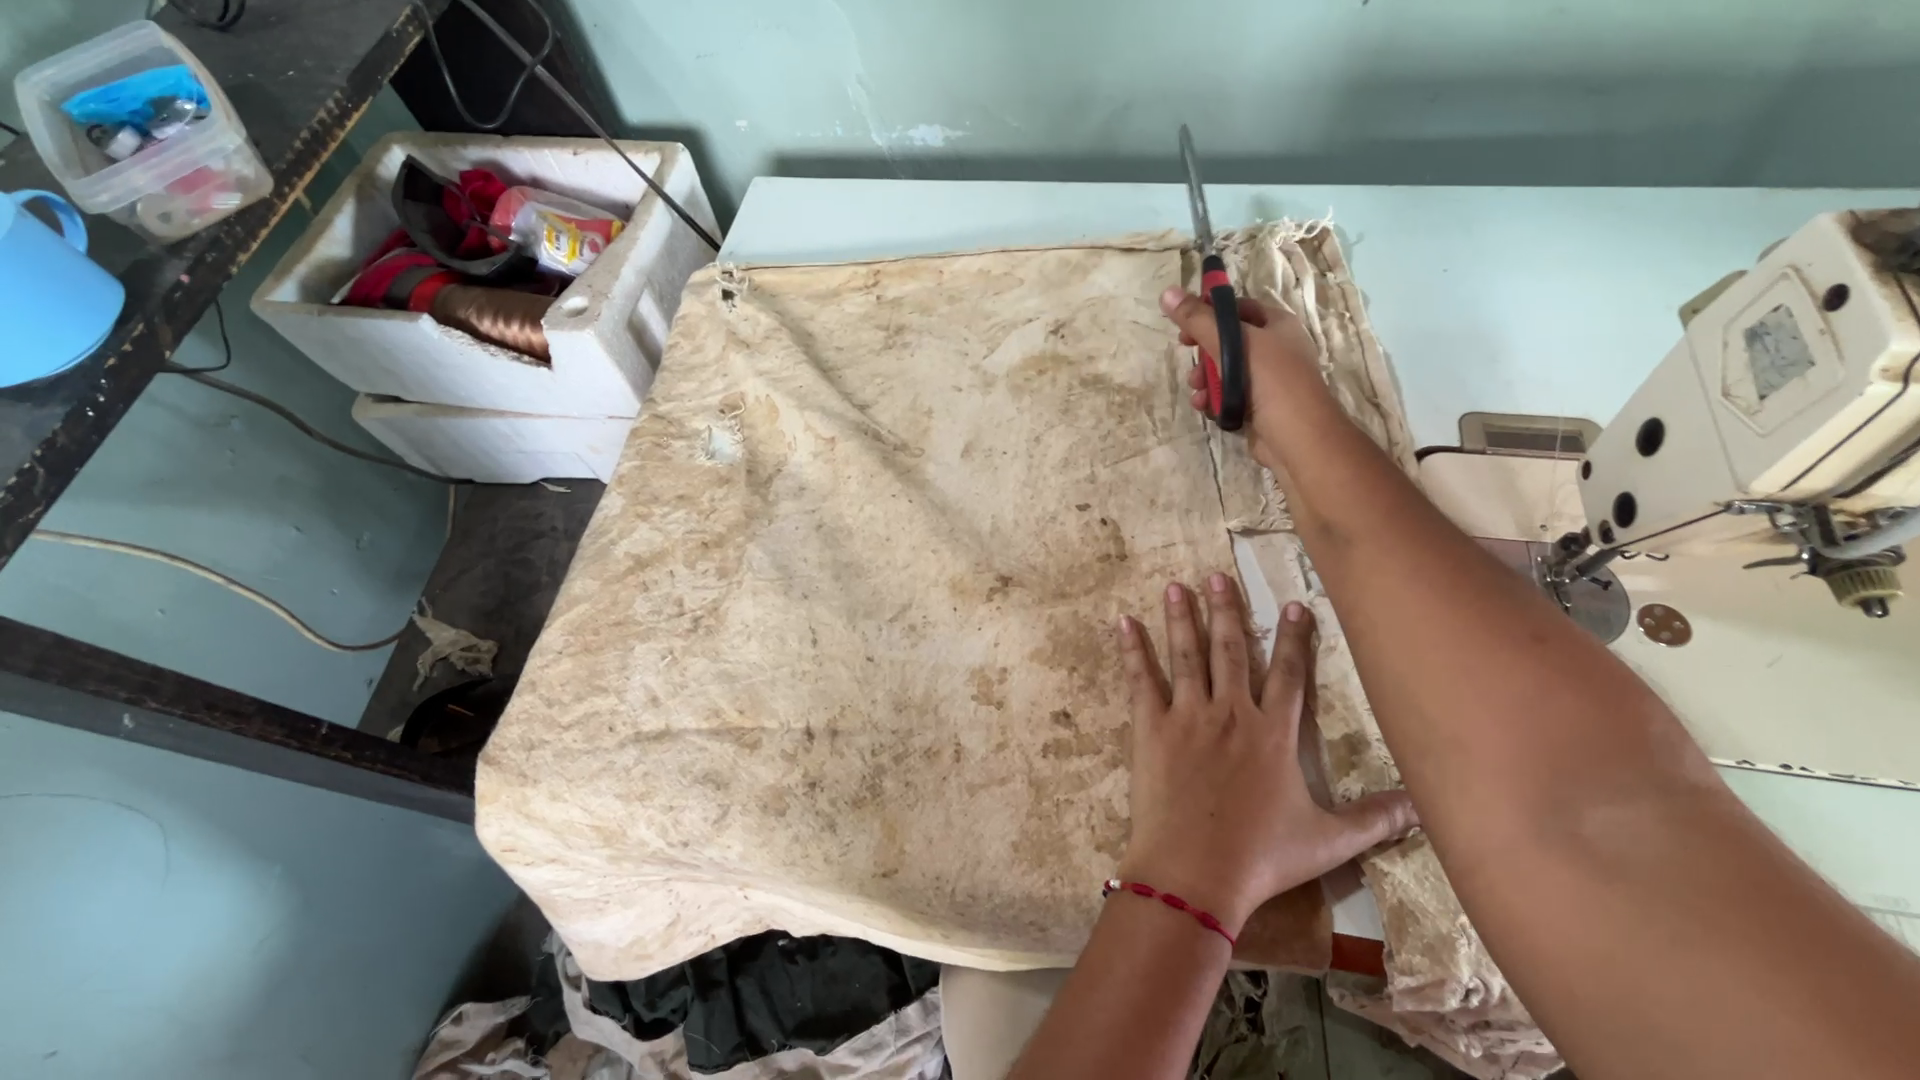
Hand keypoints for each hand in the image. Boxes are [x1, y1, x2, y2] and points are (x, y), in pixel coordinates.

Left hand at [1115, 574, 1417, 934]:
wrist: (1196, 870)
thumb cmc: (1262, 856)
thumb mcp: (1329, 841)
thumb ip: (1376, 819)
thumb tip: (1426, 807)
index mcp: (1275, 734)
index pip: (1289, 674)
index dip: (1293, 639)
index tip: (1293, 604)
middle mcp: (1232, 713)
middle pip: (1231, 651)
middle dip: (1227, 611)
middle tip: (1218, 575)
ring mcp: (1189, 717)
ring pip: (1187, 656)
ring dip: (1182, 619)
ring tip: (1176, 586)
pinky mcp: (1151, 729)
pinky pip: (1141, 681)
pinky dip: (1132, 651)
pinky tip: (1123, 623)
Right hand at [1158, 286, 1326, 472]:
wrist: (1298, 439)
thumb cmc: (1272, 381)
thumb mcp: (1234, 343)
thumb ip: (1199, 320)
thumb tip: (1167, 293)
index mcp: (1277, 325)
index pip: (1237, 308)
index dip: (1209, 312)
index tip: (1183, 324)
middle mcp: (1274, 348)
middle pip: (1227, 341)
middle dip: (1203, 352)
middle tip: (1188, 356)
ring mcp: (1266, 380)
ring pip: (1224, 372)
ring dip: (1205, 379)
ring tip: (1197, 390)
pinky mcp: (1256, 407)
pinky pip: (1227, 396)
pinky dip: (1214, 399)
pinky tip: (1205, 406)